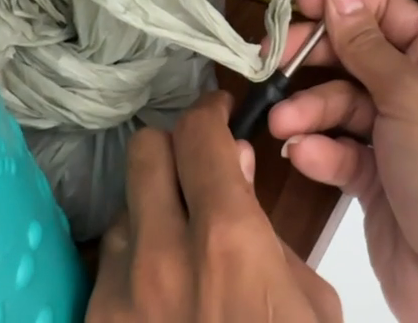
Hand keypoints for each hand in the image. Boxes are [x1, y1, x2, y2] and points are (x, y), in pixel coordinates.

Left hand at [89, 90, 341, 320]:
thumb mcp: (309, 305)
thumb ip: (269, 229)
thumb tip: (235, 164)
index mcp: (226, 242)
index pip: (198, 134)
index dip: (210, 113)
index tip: (219, 114)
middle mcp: (161, 257)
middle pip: (145, 152)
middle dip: (174, 148)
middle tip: (197, 167)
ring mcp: (119, 299)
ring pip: (124, 210)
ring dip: (152, 211)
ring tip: (180, 244)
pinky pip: (108, 268)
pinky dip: (133, 262)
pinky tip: (159, 291)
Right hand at [271, 0, 417, 322]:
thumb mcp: (410, 97)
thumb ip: (366, 44)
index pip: (388, 12)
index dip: (344, 4)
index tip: (300, 4)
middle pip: (355, 56)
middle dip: (314, 59)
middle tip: (272, 59)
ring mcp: (397, 136)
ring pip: (341, 105)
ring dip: (309, 111)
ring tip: (283, 124)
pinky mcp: (377, 178)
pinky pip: (339, 150)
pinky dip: (318, 150)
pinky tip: (304, 155)